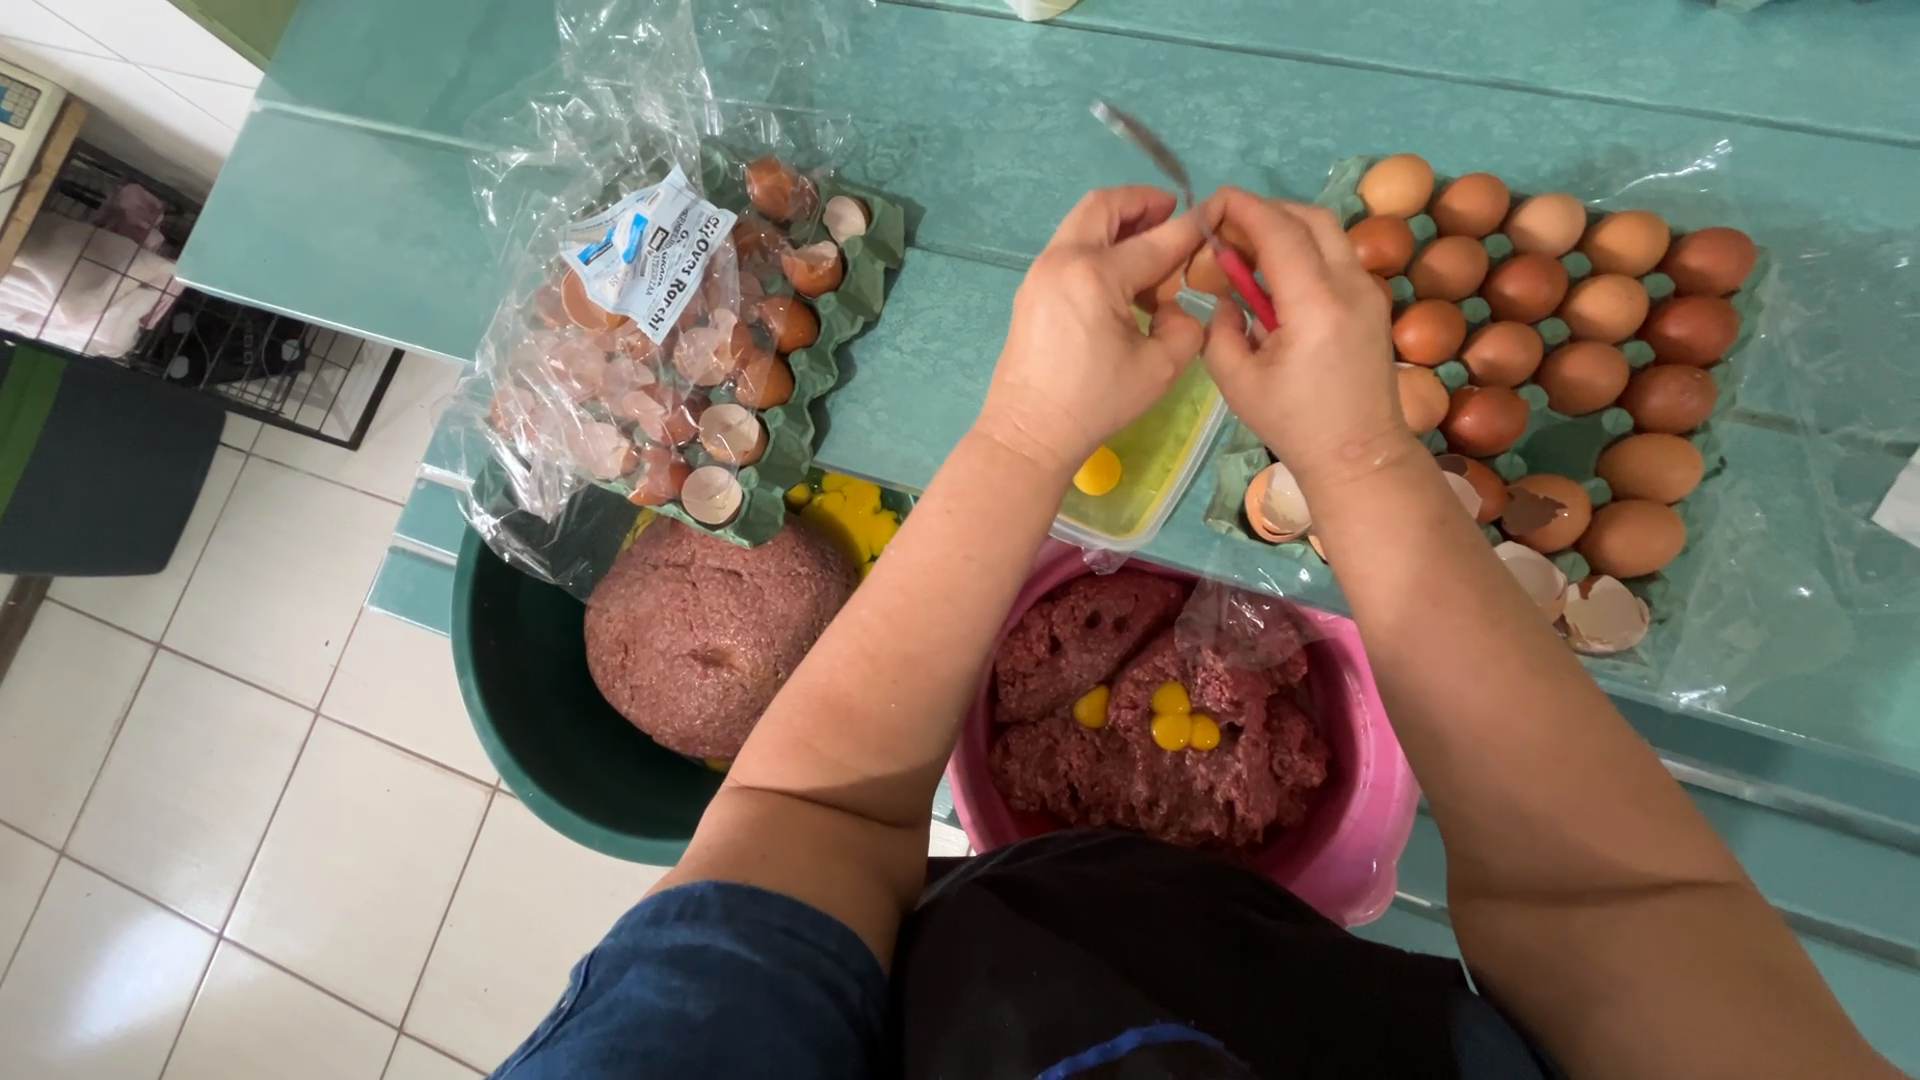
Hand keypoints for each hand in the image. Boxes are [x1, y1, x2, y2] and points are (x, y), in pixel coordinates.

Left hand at [975, 186, 1206, 474]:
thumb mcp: (1160, 367)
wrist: (1030, 432)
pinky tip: (1118, 284)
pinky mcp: (1030, 293)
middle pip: (1104, 206)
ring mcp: (1039, 275)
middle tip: (1170, 215)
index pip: (1156, 240)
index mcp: (1095, 274)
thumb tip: (1170, 304)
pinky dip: (1095, 250)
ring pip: (1081, 226)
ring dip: (1117, 227)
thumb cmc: (1095, 404)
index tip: (1217, 214)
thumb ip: (1184, 324)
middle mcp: (1062, 261)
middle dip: (1142, 203)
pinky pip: (1067, 252)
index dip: (1192, 228)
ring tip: (1148, 256)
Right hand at [1199, 188, 1419, 488]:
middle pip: (1311, 218)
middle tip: (1227, 227)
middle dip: (1266, 211)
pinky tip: (1274, 275)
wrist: (1357, 452)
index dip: (1244, 209)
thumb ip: (1220, 332)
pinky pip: (1336, 256)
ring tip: (1247, 248)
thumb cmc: (1293, 423)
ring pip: (1328, 233)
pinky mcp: (1372, 302)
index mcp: (1315, 304)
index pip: (1280, 233)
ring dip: (1287, 227)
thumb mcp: (1237, 382)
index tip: (1211, 203)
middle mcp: (1350, 284)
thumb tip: (1226, 301)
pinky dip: (1303, 249)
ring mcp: (1368, 290)